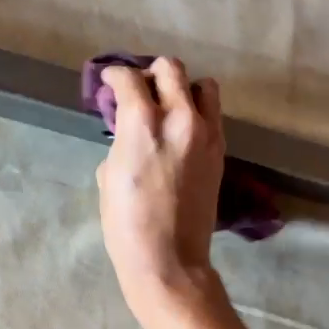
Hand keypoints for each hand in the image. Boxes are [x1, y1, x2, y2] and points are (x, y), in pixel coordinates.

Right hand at [96, 58, 227, 318]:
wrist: (169, 259)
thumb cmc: (126, 223)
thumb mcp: (108, 175)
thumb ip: (121, 140)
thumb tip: (128, 132)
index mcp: (143, 123)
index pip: (130, 78)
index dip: (114, 76)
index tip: (109, 83)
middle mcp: (180, 119)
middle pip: (172, 69)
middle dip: (151, 73)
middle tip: (140, 89)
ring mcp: (207, 135)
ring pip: (204, 87)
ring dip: (184, 89)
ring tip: (169, 106)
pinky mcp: (220, 153)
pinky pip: (213, 117)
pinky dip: (199, 114)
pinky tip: (182, 131)